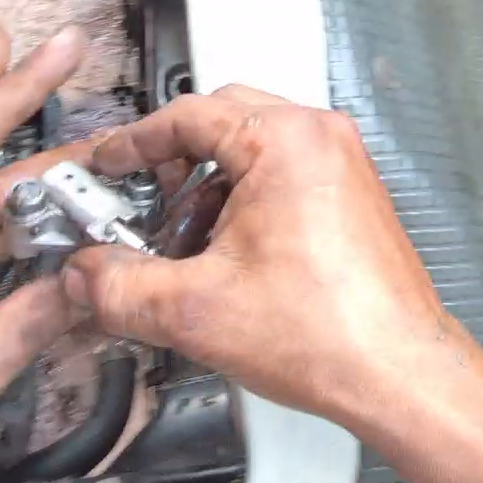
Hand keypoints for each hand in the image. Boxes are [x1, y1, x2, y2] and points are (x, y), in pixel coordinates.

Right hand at [61, 88, 482, 482]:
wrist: (398, 368)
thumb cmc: (329, 330)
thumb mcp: (196, 309)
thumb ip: (119, 285)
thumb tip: (84, 271)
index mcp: (285, 140)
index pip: (190, 113)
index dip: (136, 139)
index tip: (108, 161)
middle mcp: (319, 135)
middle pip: (224, 116)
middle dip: (175, 155)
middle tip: (143, 192)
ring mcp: (341, 157)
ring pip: (256, 141)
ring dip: (212, 177)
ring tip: (188, 236)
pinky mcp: (351, 184)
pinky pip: (286, 164)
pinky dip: (247, 190)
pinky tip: (229, 246)